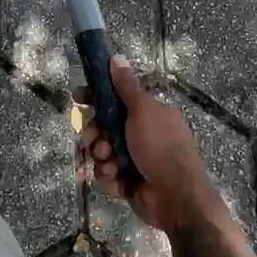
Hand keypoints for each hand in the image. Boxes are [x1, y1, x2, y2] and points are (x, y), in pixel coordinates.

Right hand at [77, 56, 223, 234]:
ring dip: (102, 155)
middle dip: (96, 132)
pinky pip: (108, 173)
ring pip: (103, 150)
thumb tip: (117, 57)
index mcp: (150, 115)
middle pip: (106, 126)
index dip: (96, 97)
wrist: (178, 199)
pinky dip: (109, 176)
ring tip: (110, 162)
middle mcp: (143, 135)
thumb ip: (126, 86)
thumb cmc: (161, 147)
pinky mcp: (130, 183)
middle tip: (92, 139)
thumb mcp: (143, 110)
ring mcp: (136, 160)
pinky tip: (117, 179)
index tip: (78, 97)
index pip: (117, 99)